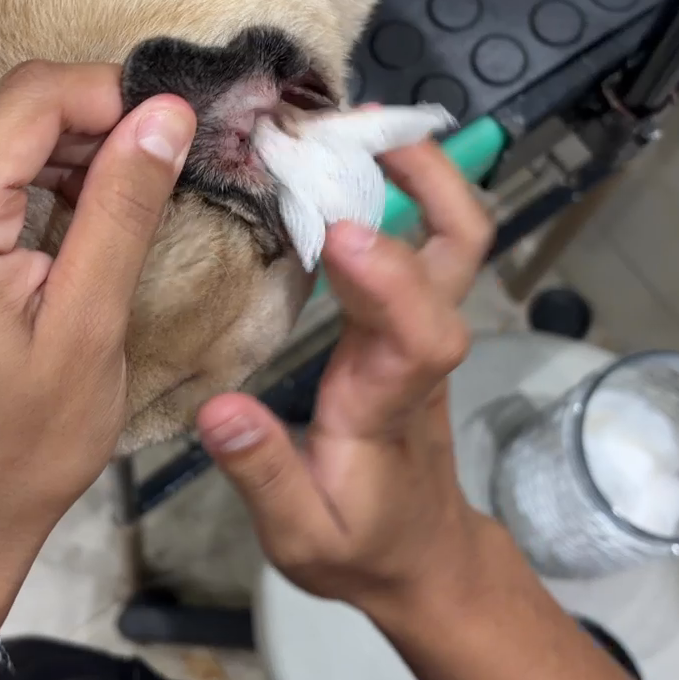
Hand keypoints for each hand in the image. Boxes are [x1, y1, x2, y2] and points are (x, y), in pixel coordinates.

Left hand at [0, 62, 195, 670]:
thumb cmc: (19, 445)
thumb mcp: (90, 328)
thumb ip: (122, 207)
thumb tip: (164, 114)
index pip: (26, 98)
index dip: (104, 95)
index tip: (160, 127)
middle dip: (75, 122)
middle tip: (134, 169)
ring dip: (35, 143)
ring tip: (90, 195)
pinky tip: (32, 208)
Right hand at [196, 140, 494, 619]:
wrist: (424, 554)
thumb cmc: (363, 544)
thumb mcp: (301, 536)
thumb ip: (263, 475)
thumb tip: (217, 409)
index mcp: (392, 401)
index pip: (422, 334)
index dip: (391, 279)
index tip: (342, 232)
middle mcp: (420, 347)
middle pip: (461, 250)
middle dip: (425, 177)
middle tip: (355, 126)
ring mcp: (422, 324)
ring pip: (450, 234)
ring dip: (412, 169)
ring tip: (345, 126)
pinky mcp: (411, 315)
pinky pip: (421, 241)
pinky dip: (396, 190)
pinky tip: (344, 167)